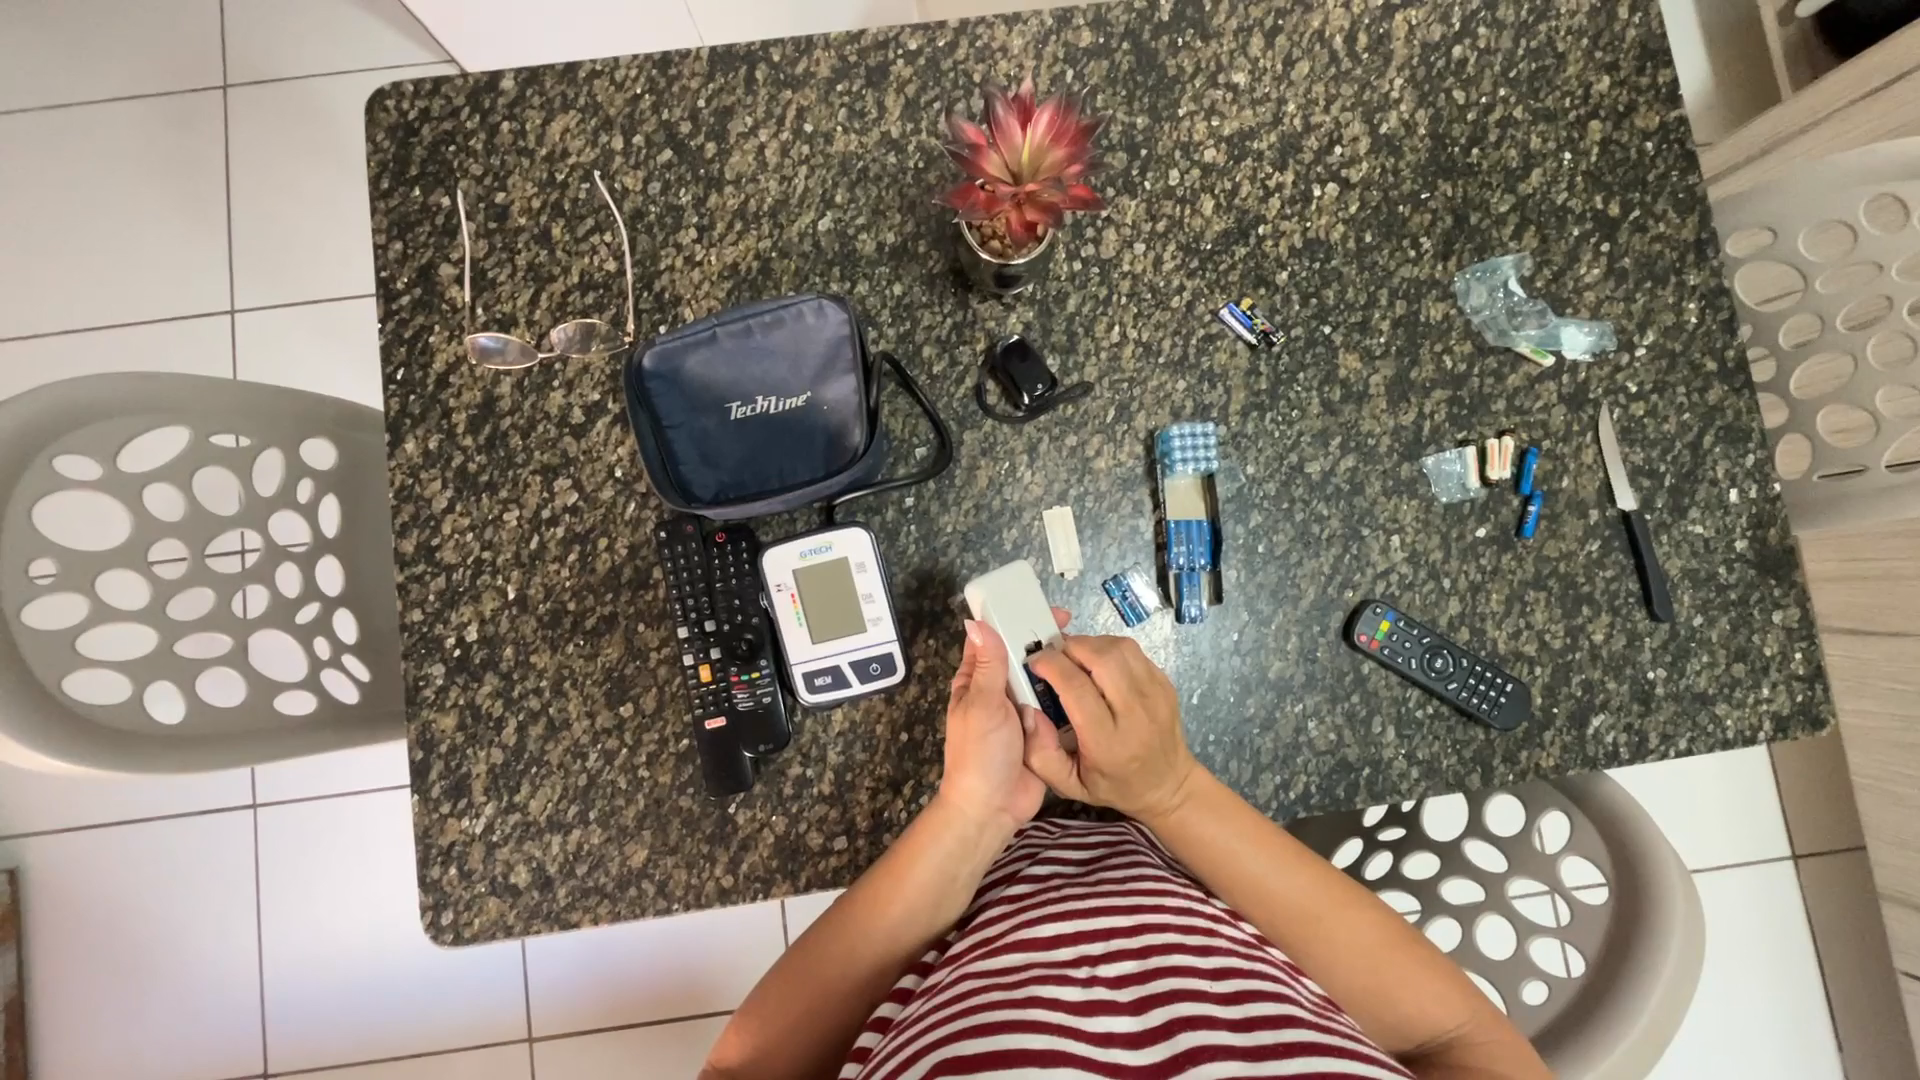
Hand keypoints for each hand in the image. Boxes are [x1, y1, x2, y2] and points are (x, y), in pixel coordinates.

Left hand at [936, 614, 1065, 834]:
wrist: (992, 808)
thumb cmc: (979, 753)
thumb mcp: (981, 704)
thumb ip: (987, 665)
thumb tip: (977, 622)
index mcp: (975, 680)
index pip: (992, 639)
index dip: (1012, 619)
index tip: (1040, 607)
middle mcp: (998, 691)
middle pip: (1022, 657)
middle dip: (1043, 642)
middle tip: (1071, 629)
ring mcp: (1021, 710)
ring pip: (1042, 680)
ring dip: (1059, 668)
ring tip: (1085, 653)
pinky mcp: (1042, 729)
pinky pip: (1056, 705)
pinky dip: (1069, 695)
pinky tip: (1089, 683)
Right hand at [1023, 634, 1204, 823]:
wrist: (1167, 785)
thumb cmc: (1113, 784)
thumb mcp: (1069, 785)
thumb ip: (1041, 754)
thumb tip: (1028, 711)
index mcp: (1107, 742)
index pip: (1077, 688)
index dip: (1051, 666)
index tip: (1035, 662)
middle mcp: (1135, 714)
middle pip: (1101, 659)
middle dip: (1071, 648)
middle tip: (1054, 656)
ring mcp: (1155, 695)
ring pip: (1118, 648)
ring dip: (1090, 644)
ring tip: (1075, 657)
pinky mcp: (1165, 683)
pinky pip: (1132, 651)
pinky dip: (1109, 648)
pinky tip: (1098, 663)